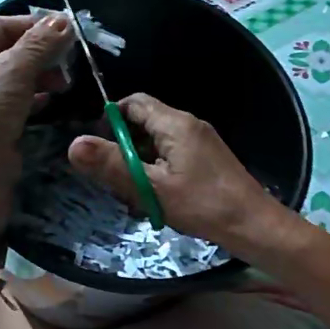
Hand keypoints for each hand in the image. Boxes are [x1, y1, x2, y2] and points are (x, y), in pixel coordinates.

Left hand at [0, 11, 72, 232]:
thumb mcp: (15, 70)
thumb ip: (41, 42)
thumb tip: (65, 20)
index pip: (2, 25)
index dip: (37, 25)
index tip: (71, 28)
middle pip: (12, 47)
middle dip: (44, 52)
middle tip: (71, 60)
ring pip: (19, 72)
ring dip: (45, 73)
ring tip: (66, 82)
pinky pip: (20, 94)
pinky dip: (39, 92)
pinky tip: (56, 96)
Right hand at [67, 93, 291, 251]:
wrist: (254, 225)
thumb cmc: (203, 205)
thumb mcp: (152, 188)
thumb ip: (114, 166)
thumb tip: (75, 144)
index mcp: (176, 123)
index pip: (134, 102)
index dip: (111, 120)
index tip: (99, 149)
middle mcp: (189, 125)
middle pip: (145, 122)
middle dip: (124, 147)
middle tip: (114, 178)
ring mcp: (202, 142)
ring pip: (158, 142)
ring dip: (140, 164)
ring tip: (133, 193)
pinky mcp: (208, 160)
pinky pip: (173, 155)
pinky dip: (158, 171)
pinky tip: (157, 199)